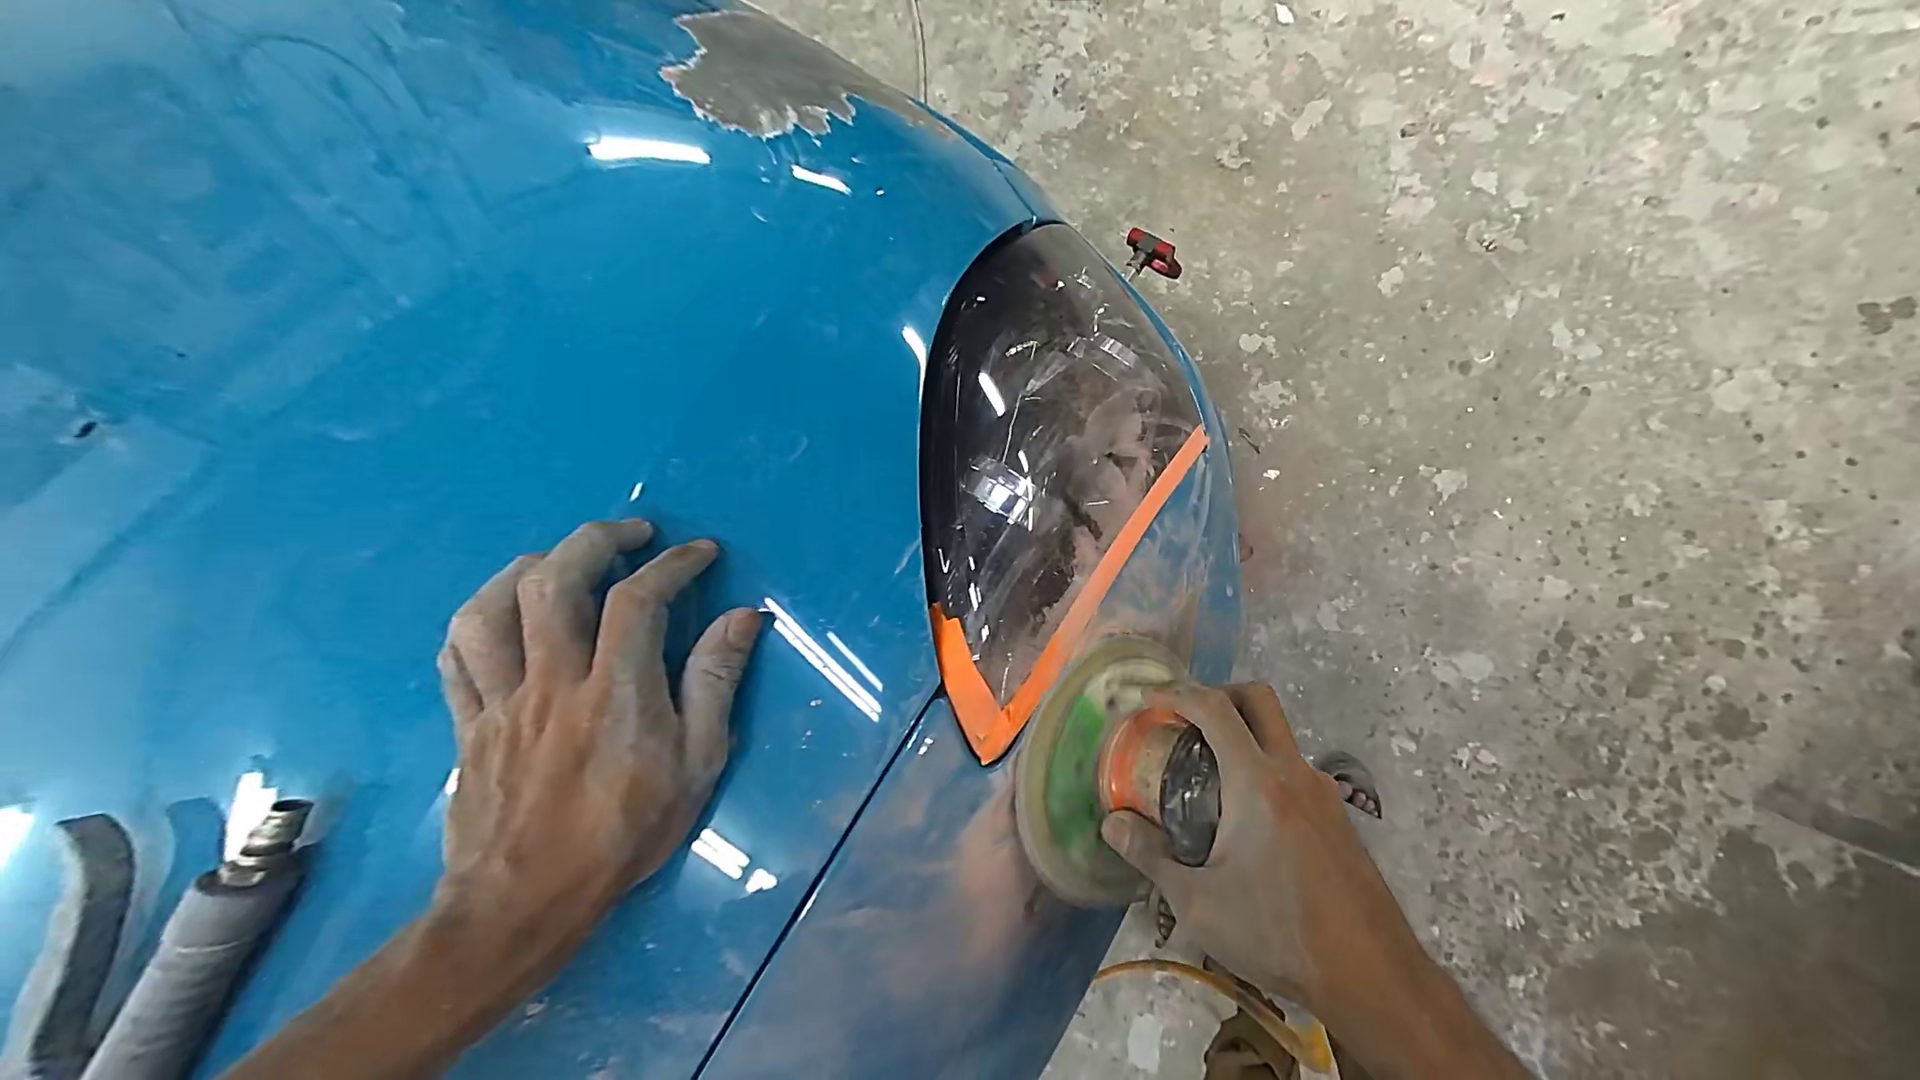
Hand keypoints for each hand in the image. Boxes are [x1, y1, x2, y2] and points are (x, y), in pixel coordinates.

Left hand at [225, 520, 763, 1079]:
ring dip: (530, 566)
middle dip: (596, 539)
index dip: (674, 564)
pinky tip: (507, 610)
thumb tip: (745, 617)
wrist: (526, 904)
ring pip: (491, 608)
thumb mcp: (697, 764)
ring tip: (565, 558)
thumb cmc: (626, 833)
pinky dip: (480, 616)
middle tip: (633, 532)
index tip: (701, 553)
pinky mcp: (468, 721)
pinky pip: (456, 654)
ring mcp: (501, 700)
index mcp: (616, 693)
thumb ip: (716, 683)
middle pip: (555, 582)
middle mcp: (552, 682)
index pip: (640, 599)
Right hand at [1101, 684, 1531, 1079]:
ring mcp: (1323, 792)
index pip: (1214, 708)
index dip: (1176, 694)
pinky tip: (1243, 813)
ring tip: (1205, 768)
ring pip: (1279, 731)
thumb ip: (1150, 856)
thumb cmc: (1279, 934)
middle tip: (1183, 718)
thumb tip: (1111, 824)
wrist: (1376, 979)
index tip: (1147, 703)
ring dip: (1240, 729)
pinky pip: (1292, 765)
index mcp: (1257, 783)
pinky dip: (1260, 762)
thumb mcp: (1198, 904)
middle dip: (1215, 692)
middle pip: (1257, 698)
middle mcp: (1294, 772)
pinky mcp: (1338, 815)